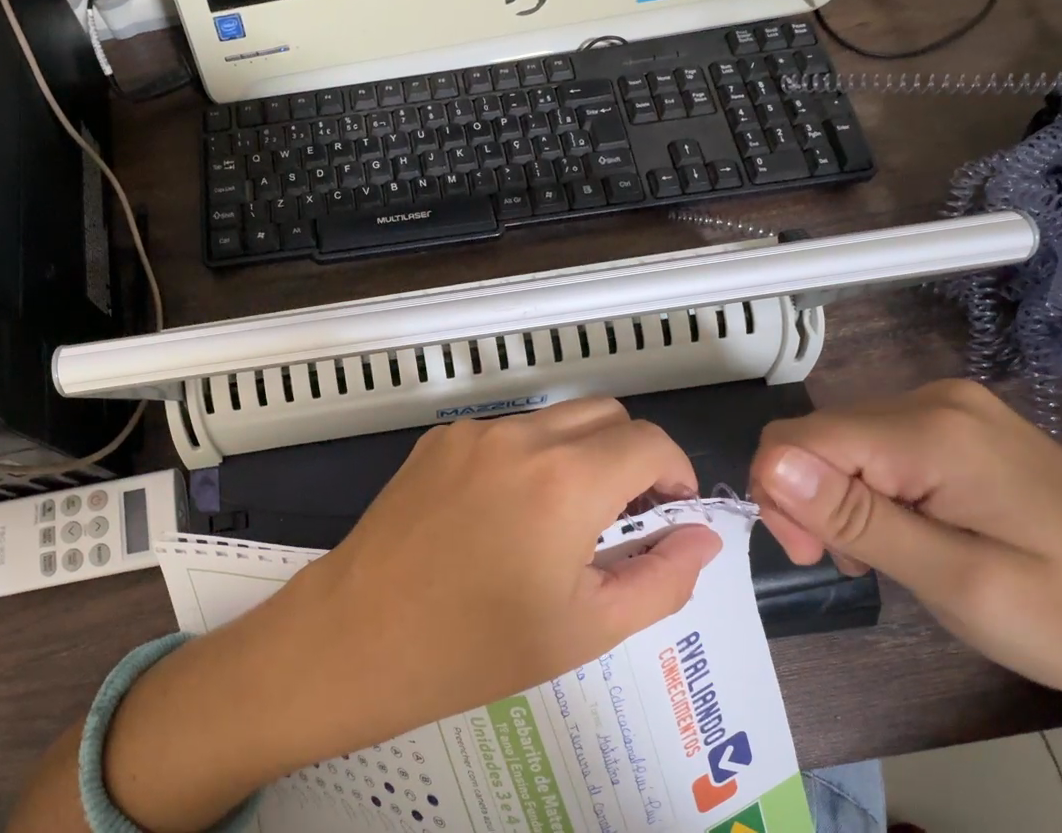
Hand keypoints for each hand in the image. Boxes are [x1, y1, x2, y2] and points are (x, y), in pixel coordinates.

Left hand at [87, 400, 721, 832]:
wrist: (358, 637)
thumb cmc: (476, 647)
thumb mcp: (587, 628)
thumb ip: (663, 577)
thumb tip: (703, 536)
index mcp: (565, 479)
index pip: (650, 441)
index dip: (676, 474)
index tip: (670, 515)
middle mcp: (519, 437)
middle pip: (604, 414)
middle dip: (630, 456)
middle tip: (622, 520)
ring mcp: (469, 434)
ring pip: (553, 419)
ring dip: (578, 454)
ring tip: (562, 522)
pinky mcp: (433, 442)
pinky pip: (503, 433)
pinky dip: (527, 457)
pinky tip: (506, 515)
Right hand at [747, 379, 1061, 704]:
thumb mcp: (961, 581)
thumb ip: (861, 520)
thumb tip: (772, 464)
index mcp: (931, 432)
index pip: (796, 440)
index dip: (781, 498)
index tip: (815, 558)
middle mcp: (932, 400)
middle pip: (813, 437)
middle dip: (805, 501)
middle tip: (845, 565)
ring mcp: (949, 407)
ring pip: (837, 441)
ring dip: (834, 499)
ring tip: (879, 556)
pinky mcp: (958, 423)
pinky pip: (872, 444)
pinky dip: (865, 489)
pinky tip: (900, 529)